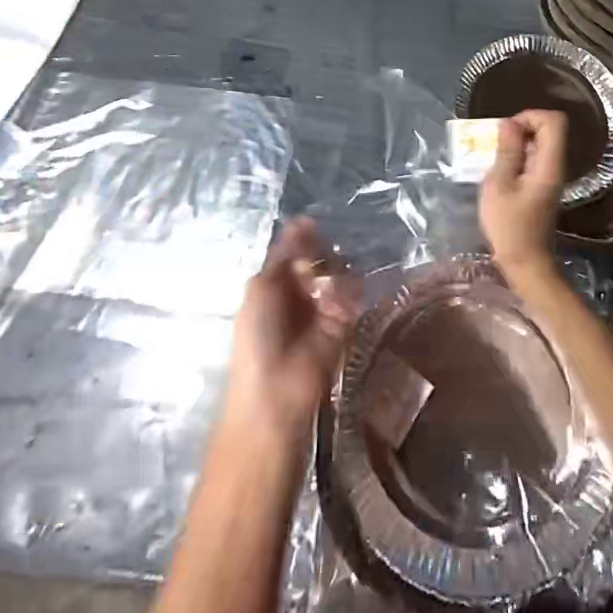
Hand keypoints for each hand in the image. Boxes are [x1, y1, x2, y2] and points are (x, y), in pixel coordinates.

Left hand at [226, 217, 354, 432]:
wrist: (276, 392)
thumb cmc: (258, 339)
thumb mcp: (261, 289)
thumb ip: (283, 255)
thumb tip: (303, 220)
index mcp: (274, 285)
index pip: (295, 252)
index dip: (305, 239)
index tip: (315, 224)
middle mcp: (300, 293)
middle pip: (321, 261)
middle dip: (322, 258)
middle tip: (317, 269)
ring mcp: (324, 308)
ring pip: (340, 276)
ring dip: (335, 277)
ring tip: (327, 292)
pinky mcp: (345, 323)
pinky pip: (353, 297)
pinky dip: (349, 295)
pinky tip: (338, 304)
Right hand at [480, 109, 568, 269]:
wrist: (526, 262)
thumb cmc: (509, 227)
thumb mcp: (499, 186)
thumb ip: (506, 152)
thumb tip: (510, 123)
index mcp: (549, 164)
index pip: (554, 120)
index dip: (530, 116)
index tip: (507, 131)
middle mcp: (556, 166)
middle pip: (548, 129)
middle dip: (520, 129)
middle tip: (495, 146)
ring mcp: (550, 176)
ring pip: (539, 144)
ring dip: (516, 145)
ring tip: (492, 160)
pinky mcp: (542, 186)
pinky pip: (533, 160)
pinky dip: (517, 159)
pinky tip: (499, 174)